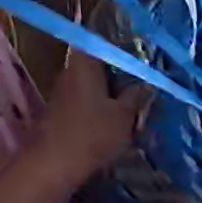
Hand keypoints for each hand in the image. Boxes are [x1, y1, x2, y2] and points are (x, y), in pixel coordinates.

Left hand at [31, 49, 151, 186]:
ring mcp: (63, 88)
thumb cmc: (92, 132)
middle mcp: (69, 69)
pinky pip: (85, 97)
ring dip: (111, 91)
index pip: (99, 41)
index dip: (119, 45)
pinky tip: (117, 119)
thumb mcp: (123, 116)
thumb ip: (136, 96)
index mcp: (83, 62)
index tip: (139, 53)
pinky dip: (100, 104)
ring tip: (136, 104)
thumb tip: (147, 84)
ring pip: (92, 82)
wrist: (55, 161)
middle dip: (119, 72)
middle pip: (96, 62)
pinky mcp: (61, 107)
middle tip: (144, 83)